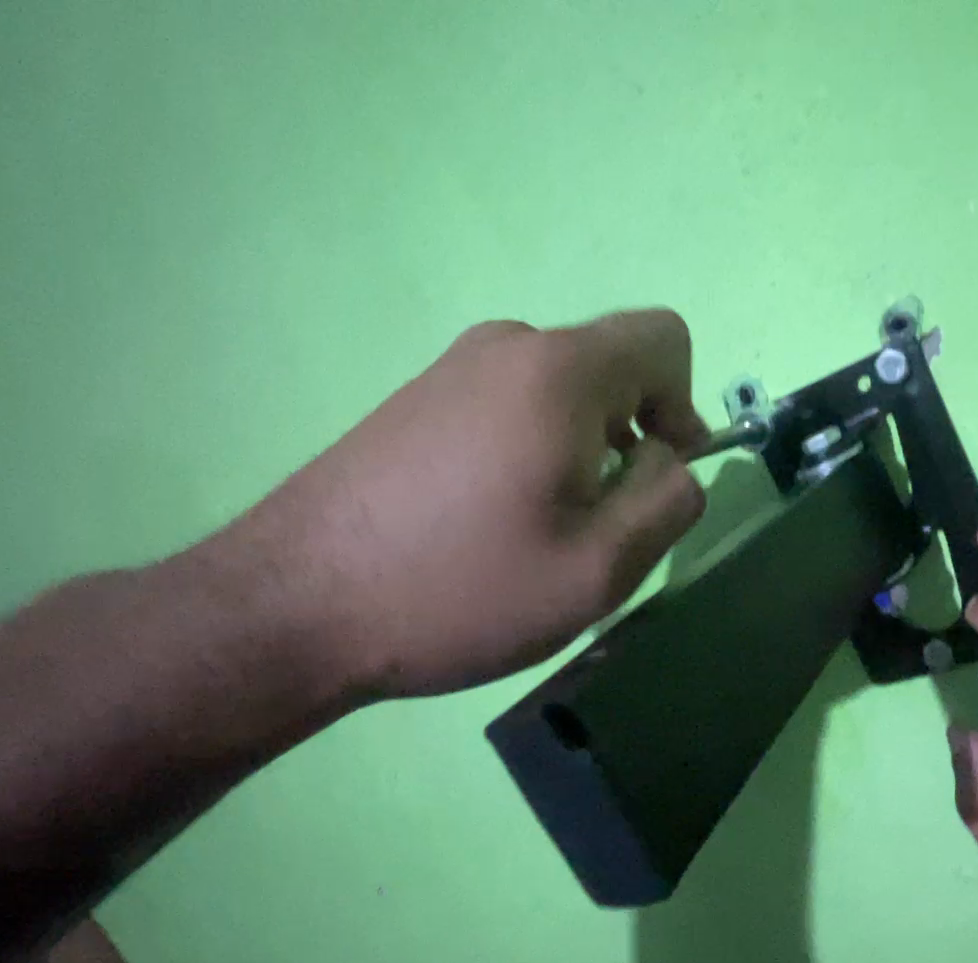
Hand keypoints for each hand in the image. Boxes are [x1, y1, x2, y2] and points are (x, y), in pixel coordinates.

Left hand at [209, 310, 709, 702]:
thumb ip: (670, 500)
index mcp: (559, 371)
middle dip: (635, 437)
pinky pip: (516, 405)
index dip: (687, 406)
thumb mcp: (600, 568)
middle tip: (599, 524)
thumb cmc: (461, 589)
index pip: (665, 338)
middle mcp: (508, 346)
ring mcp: (454, 367)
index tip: (658, 476)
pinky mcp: (420, 398)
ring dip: (585, 451)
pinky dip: (536, 451)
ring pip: (567, 392)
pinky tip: (493, 520)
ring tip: (544, 529)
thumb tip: (671, 461)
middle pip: (616, 367)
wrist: (290, 609)